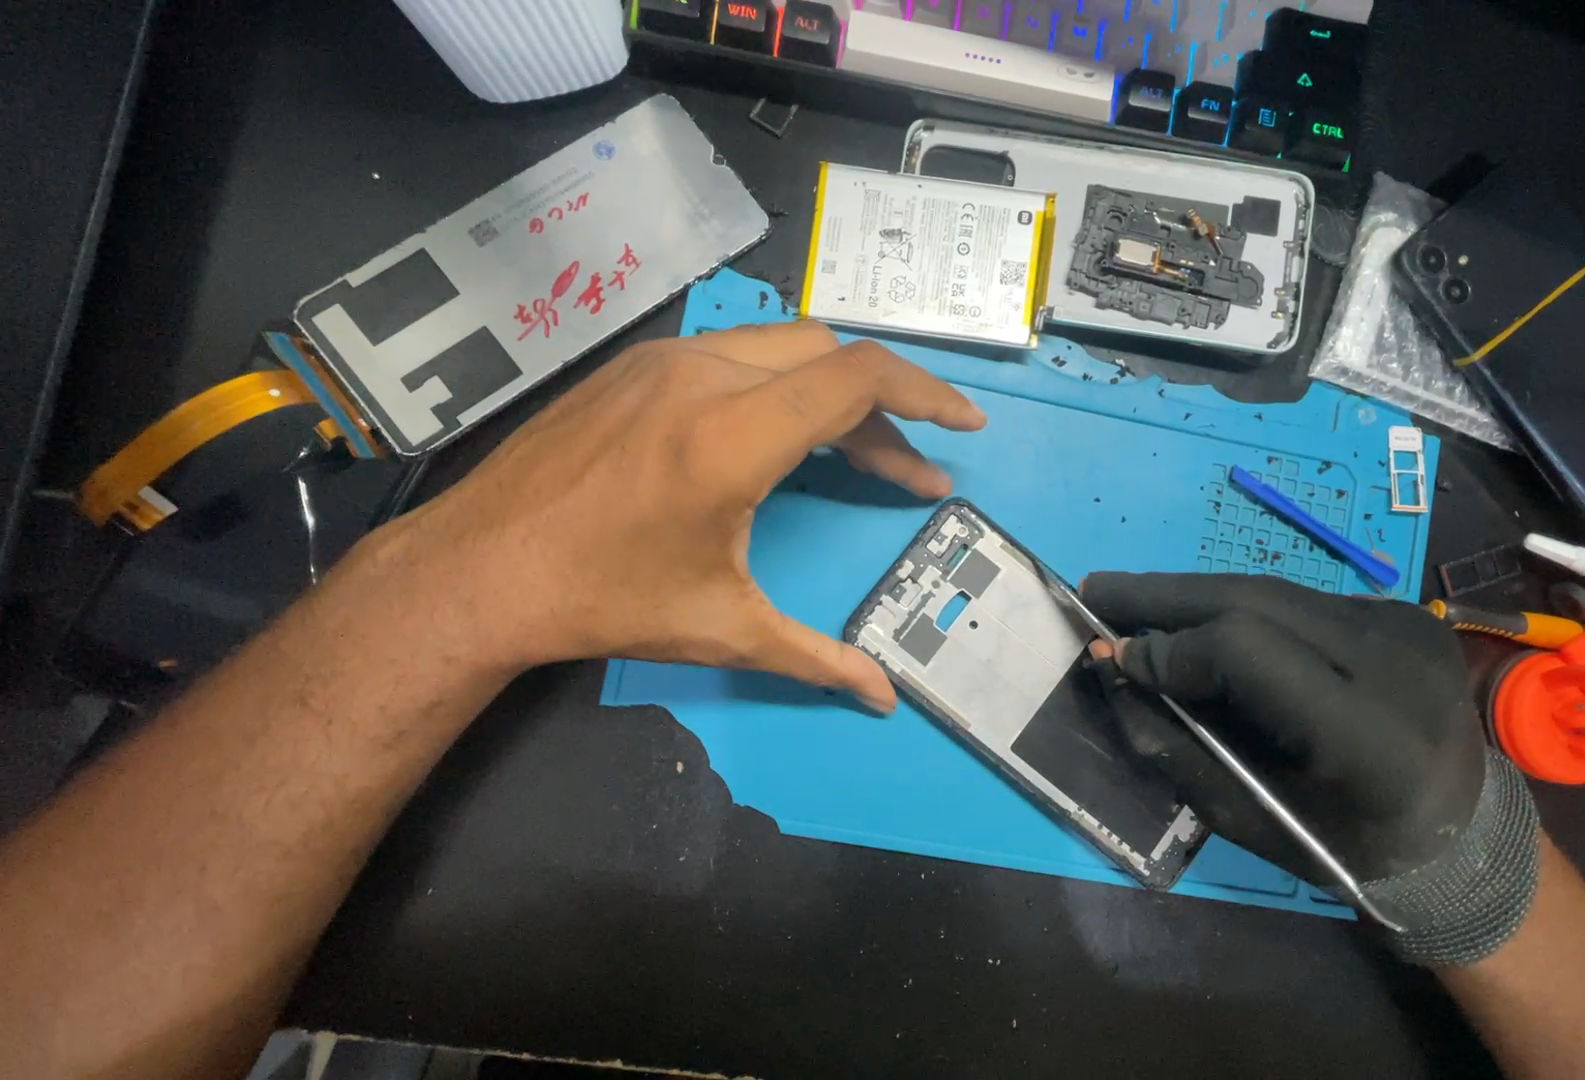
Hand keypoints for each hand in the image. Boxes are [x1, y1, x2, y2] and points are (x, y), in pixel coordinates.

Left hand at [381, 321, 985, 708]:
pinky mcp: (637, 366)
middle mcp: (703, 378)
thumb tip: (884, 698)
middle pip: (833, 357)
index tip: (965, 427)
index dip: (927, 396)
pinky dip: (784, 388)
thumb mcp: (722, 629)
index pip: (858, 380)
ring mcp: (664, 361)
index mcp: (732, 438)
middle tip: (908, 471)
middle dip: (888, 410)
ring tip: (855, 458)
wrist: (473, 573)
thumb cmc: (602, 601)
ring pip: (786, 351)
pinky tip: (779, 440)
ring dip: (835, 398)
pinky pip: (738, 355)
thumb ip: (818, 658)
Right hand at [1082, 573, 1541, 964]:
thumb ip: (1170, 740)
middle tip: (1096, 591)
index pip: (1245, 651)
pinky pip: (1296, 600)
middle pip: (1254, 598)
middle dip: (1162, 594)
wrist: (1461, 834)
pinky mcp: (1402, 612)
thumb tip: (1109, 667)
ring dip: (1193, 595)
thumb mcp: (1246, 814)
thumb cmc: (1344, 845)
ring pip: (1270, 589)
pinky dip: (1237, 607)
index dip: (1169, 648)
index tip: (1112, 656)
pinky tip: (1197, 617)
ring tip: (1132, 600)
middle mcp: (1394, 662)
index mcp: (1366, 734)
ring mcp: (1406, 626)